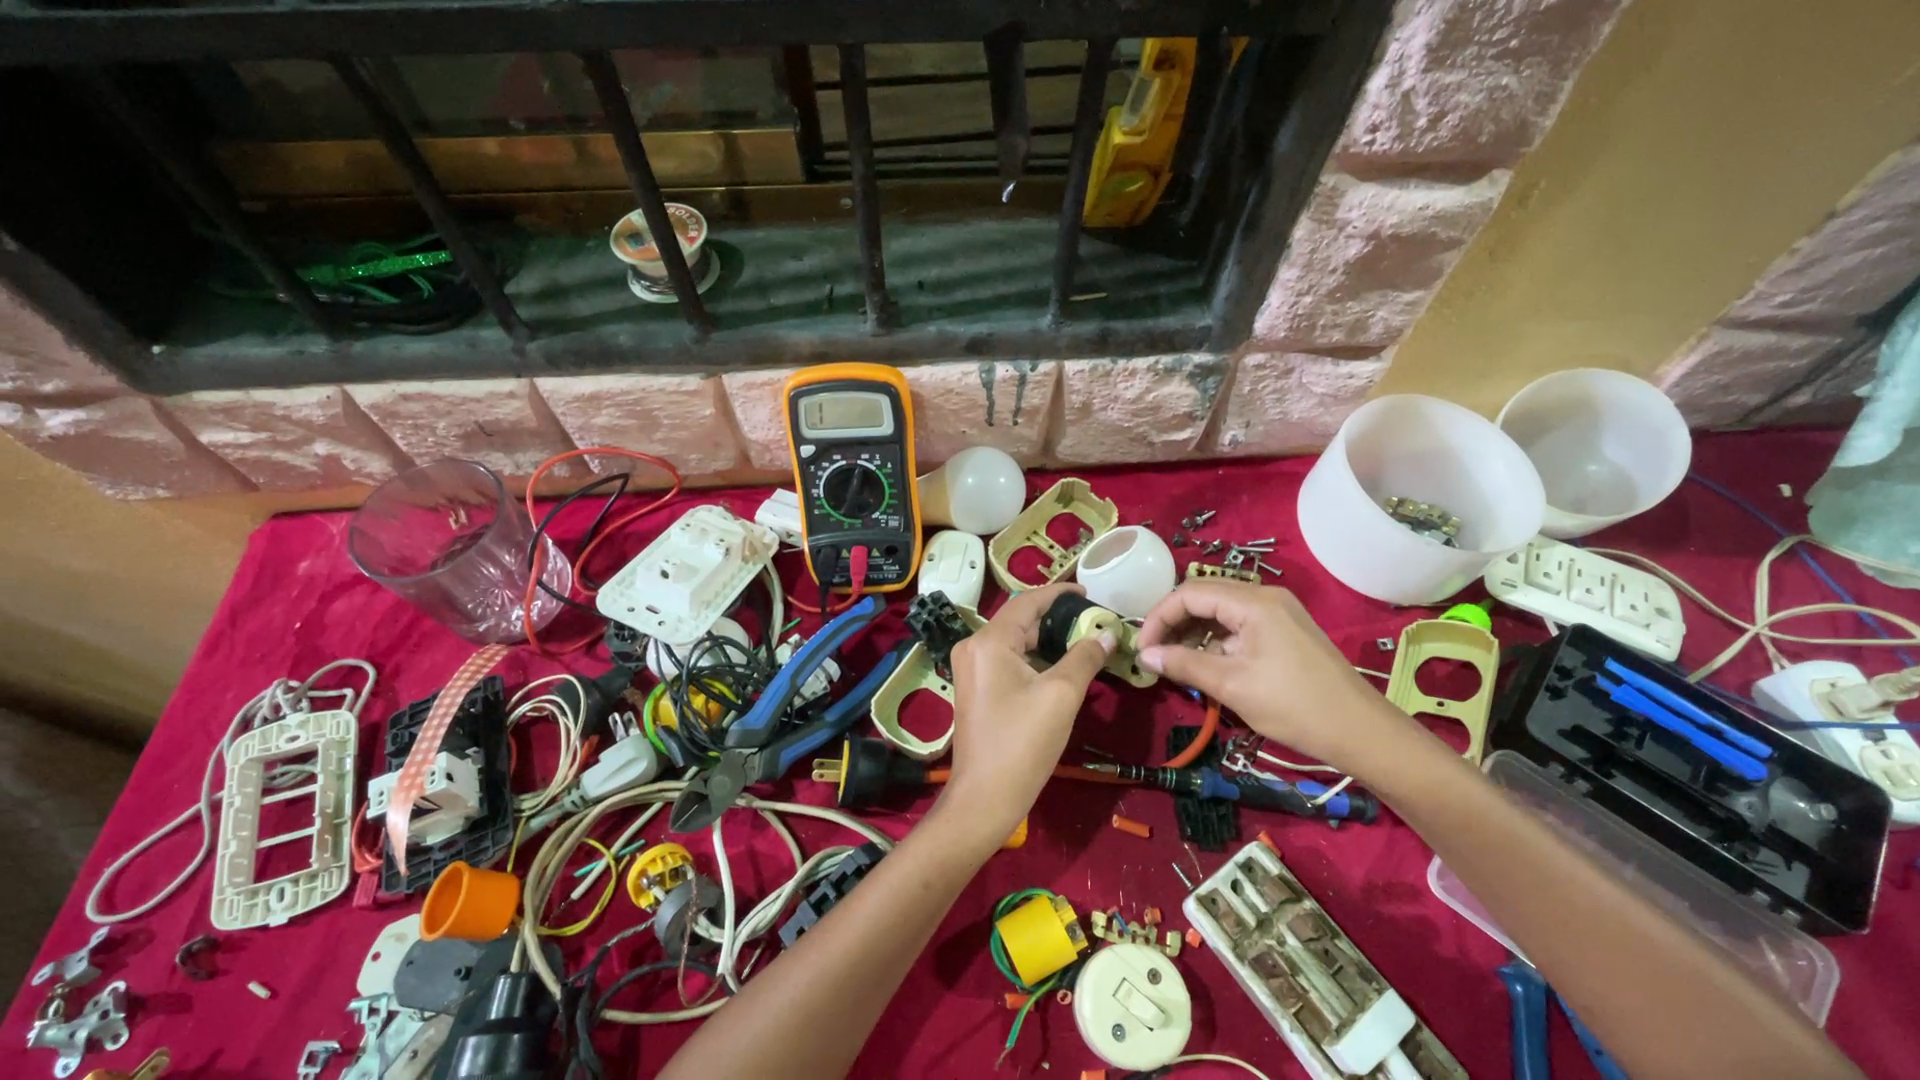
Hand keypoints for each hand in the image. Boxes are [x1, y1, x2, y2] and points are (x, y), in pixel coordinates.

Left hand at [940, 583, 1112, 842]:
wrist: (985, 797)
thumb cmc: (1022, 742)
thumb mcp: (1061, 695)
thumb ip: (1084, 658)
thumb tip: (1105, 635)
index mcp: (988, 641)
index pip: (1027, 602)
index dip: (1060, 594)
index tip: (1089, 593)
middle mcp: (974, 648)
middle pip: (1020, 621)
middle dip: (1058, 620)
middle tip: (1095, 622)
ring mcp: (972, 671)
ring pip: (1016, 643)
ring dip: (1049, 641)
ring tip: (1086, 642)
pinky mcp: (978, 691)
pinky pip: (1010, 662)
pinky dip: (1037, 660)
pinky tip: (1063, 668)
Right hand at [1134, 581, 1411, 774]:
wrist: (1358, 729)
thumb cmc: (1293, 706)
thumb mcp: (1231, 685)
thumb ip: (1185, 664)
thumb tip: (1146, 655)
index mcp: (1254, 603)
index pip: (1189, 593)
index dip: (1159, 618)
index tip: (1143, 650)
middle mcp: (1265, 597)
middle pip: (1204, 596)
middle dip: (1173, 623)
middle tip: (1154, 656)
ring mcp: (1278, 613)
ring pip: (1220, 611)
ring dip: (1193, 633)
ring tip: (1175, 664)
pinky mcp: (1284, 630)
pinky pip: (1238, 625)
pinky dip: (1215, 641)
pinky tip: (1205, 665)